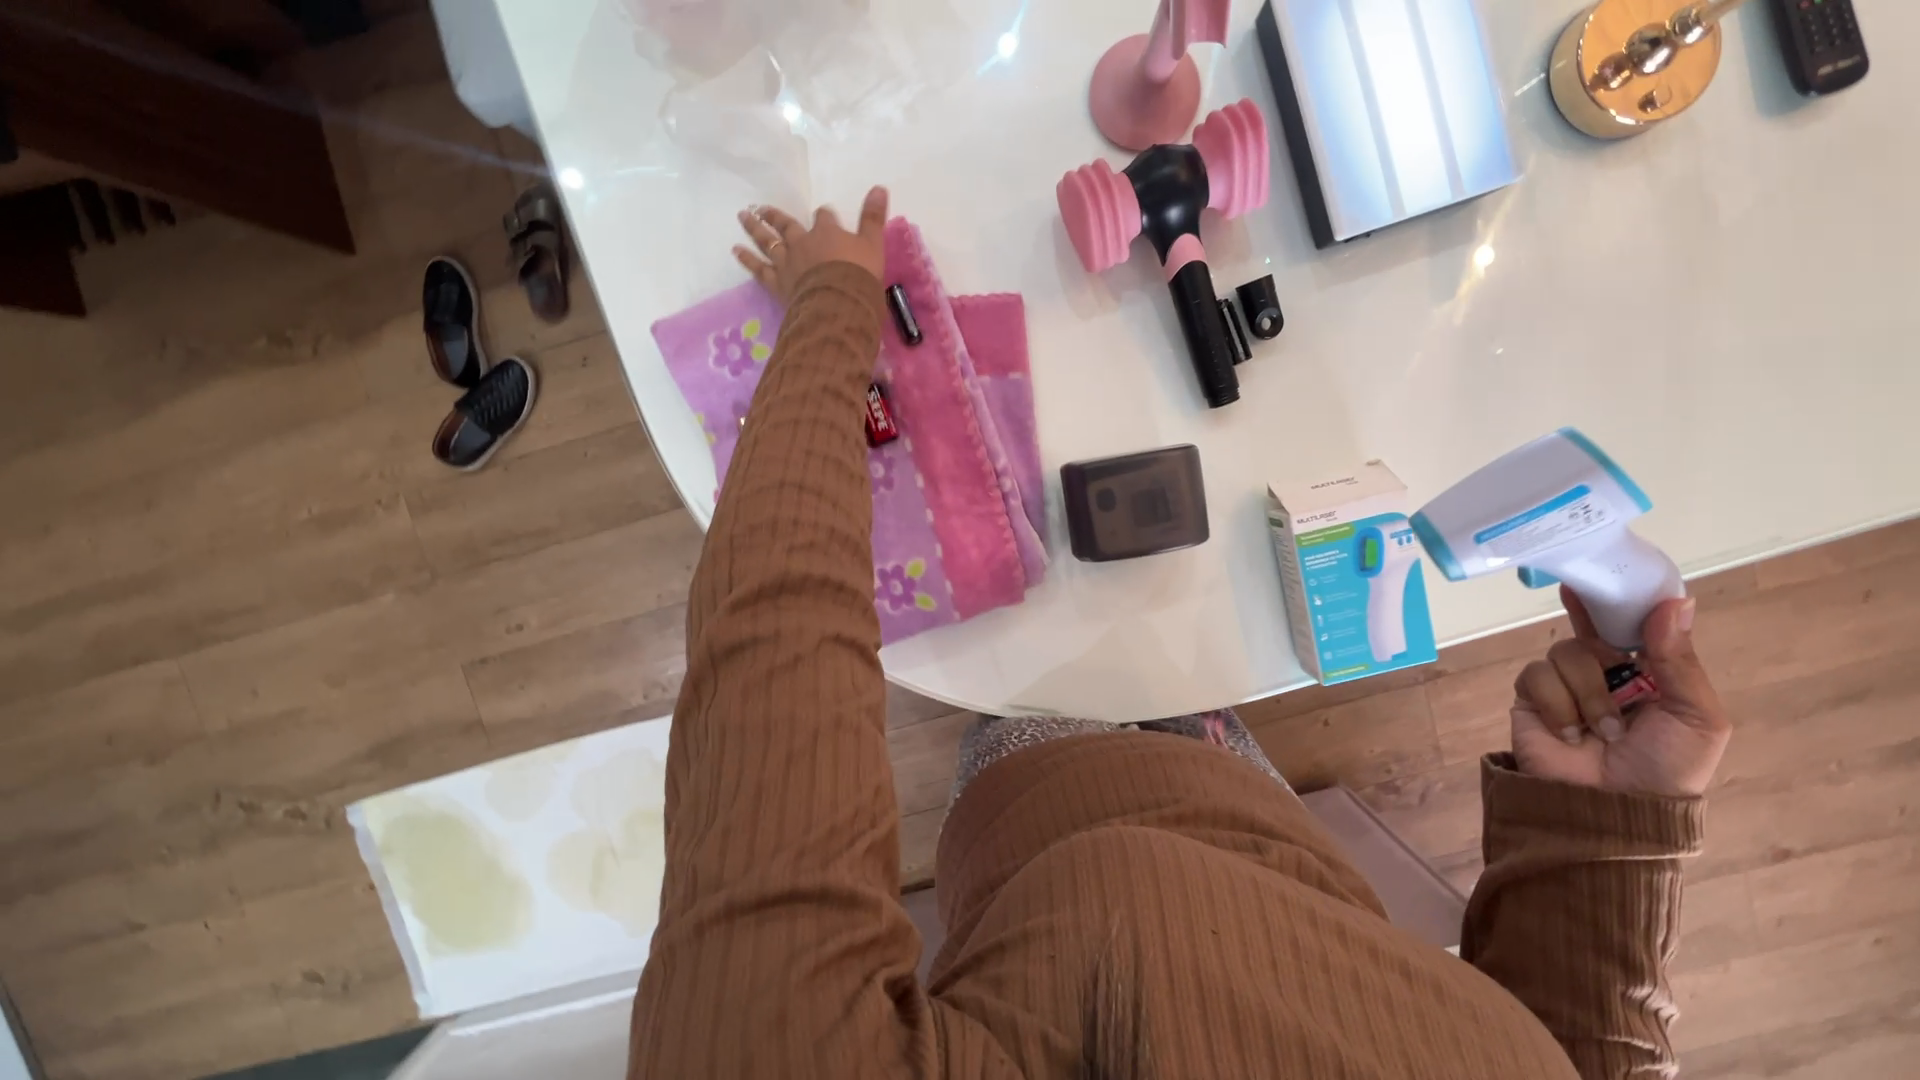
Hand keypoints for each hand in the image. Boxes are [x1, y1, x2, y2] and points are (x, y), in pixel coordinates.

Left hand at [733, 187, 889, 303]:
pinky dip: (747, 259)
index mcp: (827, 233)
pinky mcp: (777, 283)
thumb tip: (880, 187)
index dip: (824, 216)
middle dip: (775, 216)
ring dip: (755, 228)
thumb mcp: (873, 245)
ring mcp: (787, 262)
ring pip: (768, 241)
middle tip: (762, 208)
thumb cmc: (859, 276)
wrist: (839, 304)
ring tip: (743, 217)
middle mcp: (803, 243)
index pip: (824, 218)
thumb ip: (873, 218)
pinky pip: (759, 269)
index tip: (824, 215)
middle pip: (787, 225)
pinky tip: (736, 250)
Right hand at [1510, 587, 1729, 797]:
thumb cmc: (1667, 766)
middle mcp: (1603, 672)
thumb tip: (1677, 601)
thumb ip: (1680, 659)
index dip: (1614, 601)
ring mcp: (1563, 684)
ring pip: (1564, 653)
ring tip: (1601, 732)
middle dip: (1604, 658)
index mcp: (1647, 671)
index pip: (1628, 625)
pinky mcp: (1530, 698)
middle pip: (1590, 633)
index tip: (1600, 578)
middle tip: (1617, 677)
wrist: (1614, 809)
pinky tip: (1570, 732)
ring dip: (1588, 695)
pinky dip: (1557, 705)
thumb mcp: (1696, 716)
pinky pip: (1536, 676)